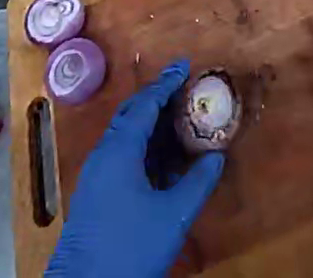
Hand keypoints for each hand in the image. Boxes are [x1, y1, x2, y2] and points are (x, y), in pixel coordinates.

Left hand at [45, 59, 226, 277]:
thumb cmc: (130, 247)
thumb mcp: (172, 217)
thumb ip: (197, 183)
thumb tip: (217, 157)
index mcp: (120, 148)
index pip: (146, 103)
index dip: (167, 82)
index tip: (185, 64)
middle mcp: (105, 152)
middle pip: (132, 113)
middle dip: (157, 97)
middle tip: (183, 88)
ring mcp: (97, 172)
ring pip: (125, 134)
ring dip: (150, 124)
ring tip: (178, 119)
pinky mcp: (95, 191)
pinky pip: (121, 154)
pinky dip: (142, 146)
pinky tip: (161, 160)